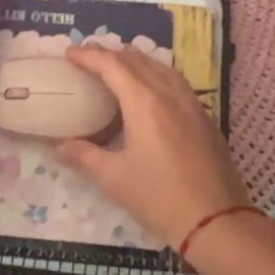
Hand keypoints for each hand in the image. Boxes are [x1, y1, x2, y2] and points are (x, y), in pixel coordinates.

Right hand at [56, 47, 251, 249]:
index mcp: (144, 103)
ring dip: (137, 61)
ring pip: (162, 68)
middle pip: (139, 61)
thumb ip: (84, 156)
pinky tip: (152, 90)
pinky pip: (177, 83)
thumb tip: (58, 147)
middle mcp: (169, 95)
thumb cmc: (159, 197)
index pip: (112, 66)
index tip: (69, 53)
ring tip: (119, 65)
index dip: (89, 56)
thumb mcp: (114, 178)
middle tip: (89, 56)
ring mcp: (192, 105)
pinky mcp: (205, 119)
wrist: (216, 220)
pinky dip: (157, 75)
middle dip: (111, 54)